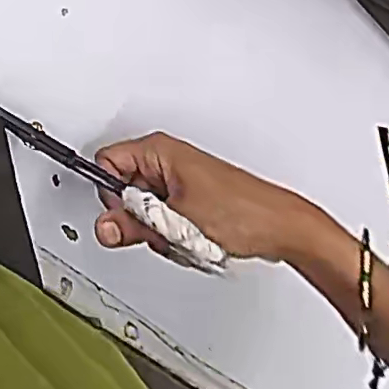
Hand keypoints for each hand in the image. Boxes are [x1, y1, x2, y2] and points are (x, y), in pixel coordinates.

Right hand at [92, 132, 340, 263]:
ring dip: (157, 229)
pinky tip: (191, 239)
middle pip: (123, 187)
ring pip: (143, 205)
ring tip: (183, 235)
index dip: (111, 193)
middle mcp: (164, 158)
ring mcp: (177, 177)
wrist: (284, 228)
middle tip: (161, 229)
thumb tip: (104, 226)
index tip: (128, 215)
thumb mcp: (176, 223)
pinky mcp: (188, 195)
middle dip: (138, 216)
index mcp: (156, 150)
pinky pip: (162, 214)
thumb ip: (132, 225)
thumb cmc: (243, 212)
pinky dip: (171, 232)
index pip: (106, 163)